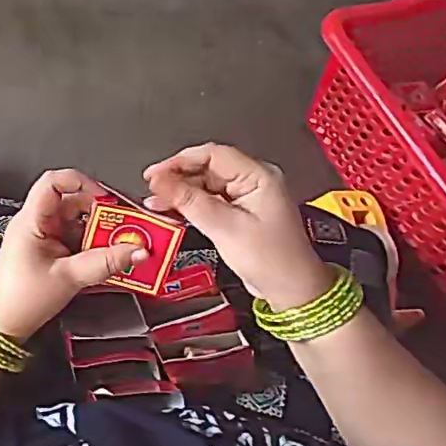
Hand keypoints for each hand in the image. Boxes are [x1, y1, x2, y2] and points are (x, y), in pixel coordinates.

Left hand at [0, 169, 148, 337]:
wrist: (2, 325)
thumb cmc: (20, 299)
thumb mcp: (68, 278)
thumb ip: (105, 262)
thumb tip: (136, 250)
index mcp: (32, 220)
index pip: (54, 181)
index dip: (81, 182)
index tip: (105, 198)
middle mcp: (38, 221)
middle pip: (73, 200)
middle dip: (101, 211)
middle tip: (123, 224)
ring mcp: (45, 234)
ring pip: (79, 219)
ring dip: (100, 229)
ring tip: (120, 242)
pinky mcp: (52, 248)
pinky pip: (78, 236)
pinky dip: (94, 243)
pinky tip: (108, 255)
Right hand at [143, 143, 331, 310]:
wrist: (292, 291)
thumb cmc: (273, 261)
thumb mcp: (225, 228)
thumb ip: (190, 201)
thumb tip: (161, 181)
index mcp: (259, 176)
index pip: (212, 154)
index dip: (179, 161)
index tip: (156, 174)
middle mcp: (254, 180)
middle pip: (207, 167)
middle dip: (177, 177)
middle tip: (153, 188)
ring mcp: (247, 195)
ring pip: (205, 183)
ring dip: (181, 192)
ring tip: (157, 202)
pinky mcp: (240, 210)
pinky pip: (210, 199)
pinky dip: (190, 204)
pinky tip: (172, 210)